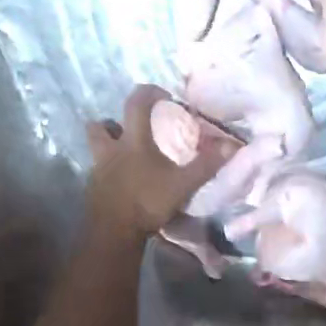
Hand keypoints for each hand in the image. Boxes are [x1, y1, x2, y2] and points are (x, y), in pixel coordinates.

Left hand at [85, 85, 224, 239]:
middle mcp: (110, 151)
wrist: (113, 233)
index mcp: (132, 142)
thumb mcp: (182, 185)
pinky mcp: (92, 190)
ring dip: (106, 148)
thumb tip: (232, 145)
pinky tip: (122, 185)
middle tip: (128, 131)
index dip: (148, 93)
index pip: (135, 103)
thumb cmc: (147, 203)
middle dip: (112, 123)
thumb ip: (206, 165)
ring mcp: (97, 171)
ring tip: (124, 158)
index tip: (162, 97)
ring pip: (95, 150)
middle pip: (100, 126)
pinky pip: (97, 174)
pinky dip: (108, 174)